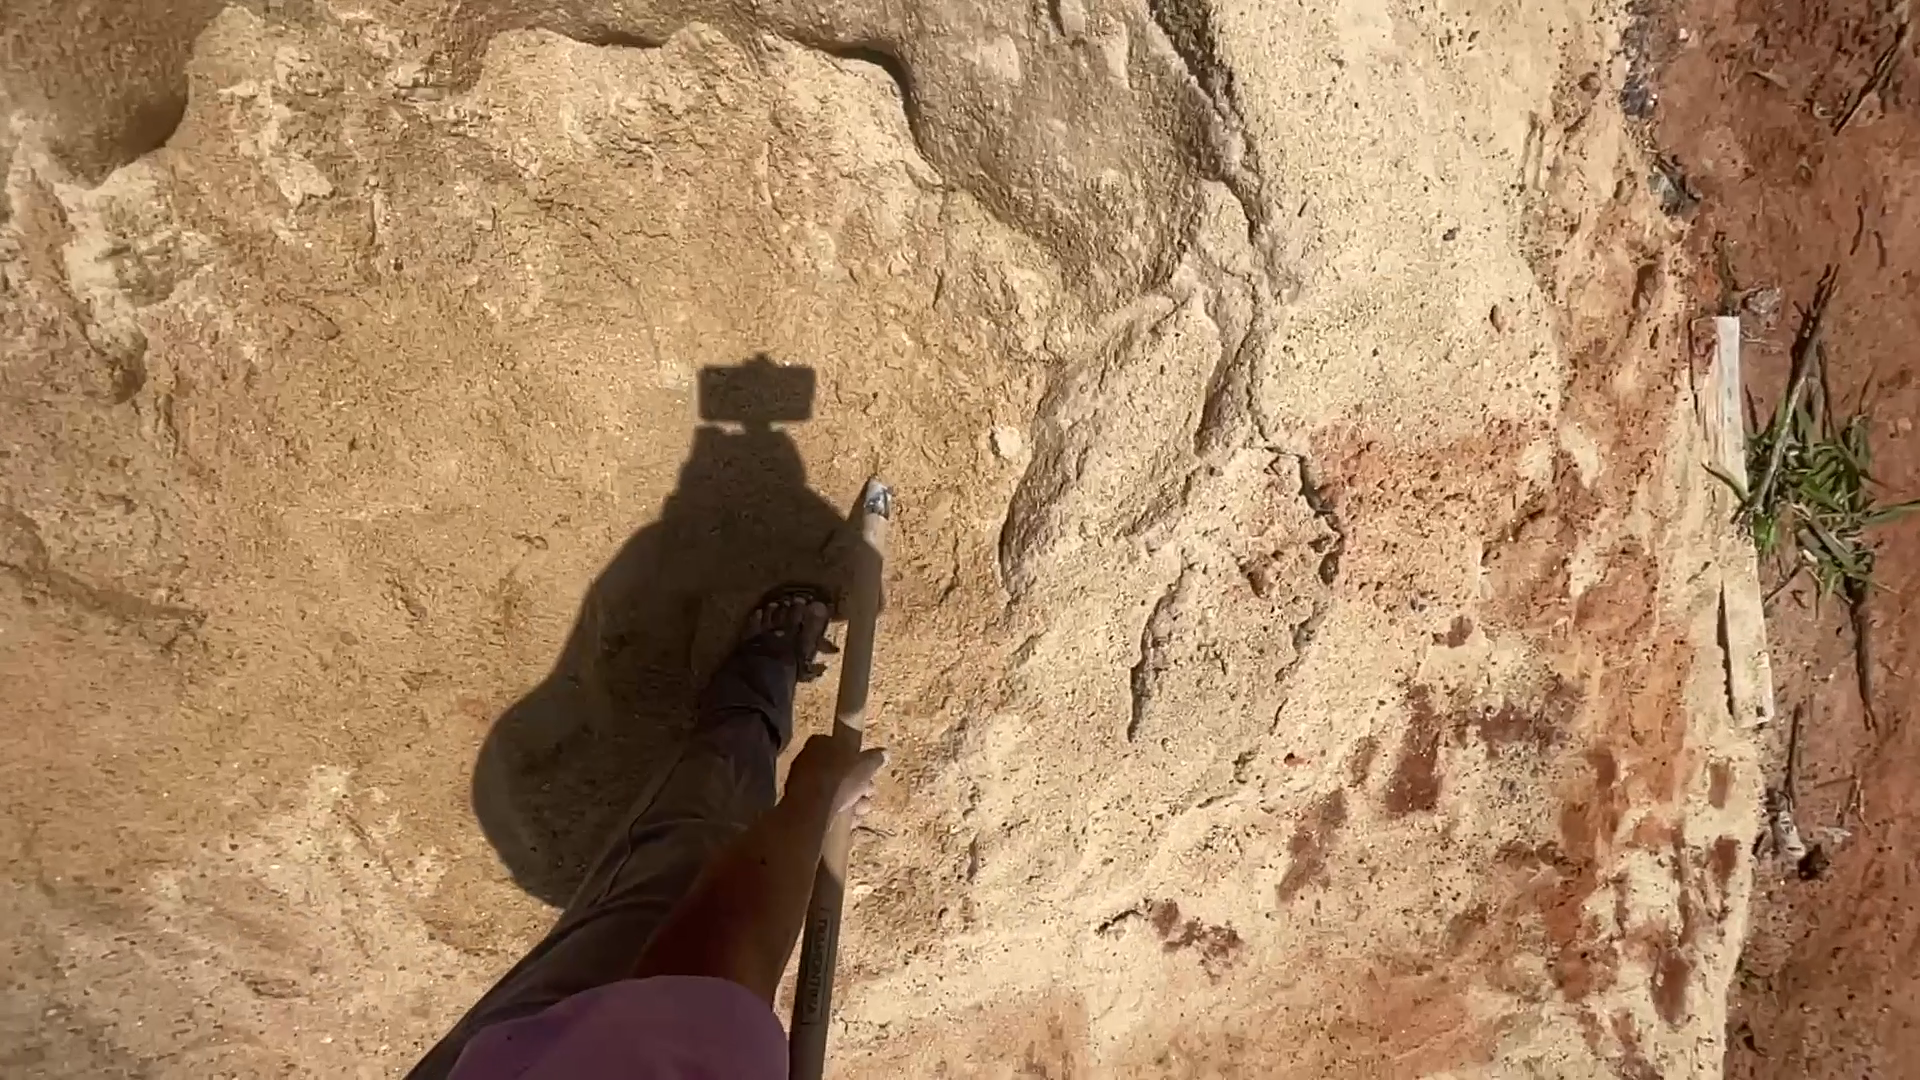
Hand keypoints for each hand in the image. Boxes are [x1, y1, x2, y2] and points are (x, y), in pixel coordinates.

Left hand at [785, 734, 886, 816]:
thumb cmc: (839, 779)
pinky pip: (824, 805)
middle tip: (869, 792)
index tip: (868, 771)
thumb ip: (875, 759)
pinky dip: (838, 812)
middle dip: (857, 783)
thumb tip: (885, 753)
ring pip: (833, 790)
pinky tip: (849, 821)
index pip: (841, 745)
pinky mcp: (800, 804)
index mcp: (819, 743)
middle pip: (839, 770)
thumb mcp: (865, 765)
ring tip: (861, 810)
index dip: (858, 759)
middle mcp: (807, 759)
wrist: (812, 809)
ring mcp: (801, 782)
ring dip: (851, 800)